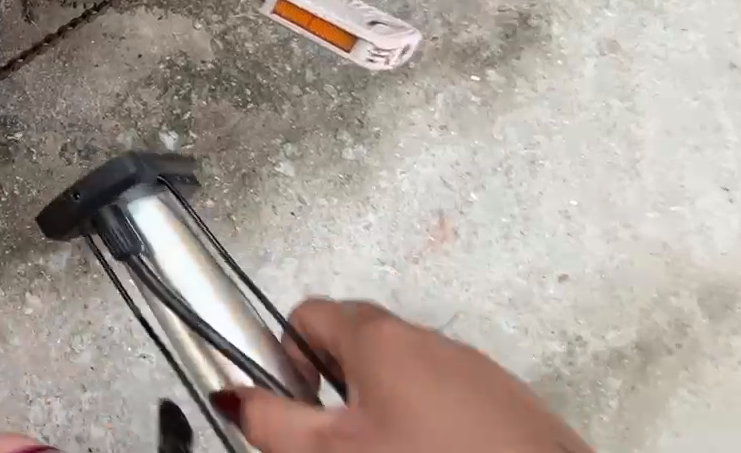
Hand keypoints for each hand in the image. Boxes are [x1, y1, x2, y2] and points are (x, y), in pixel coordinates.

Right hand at [210, 299, 594, 452]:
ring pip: (407, 375)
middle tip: (349, 442)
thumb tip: (228, 395)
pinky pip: (456, 401)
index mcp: (377, 335)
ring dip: (390, 407)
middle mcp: (426, 337)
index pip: (305, 314)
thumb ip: (270, 420)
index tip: (306, 410)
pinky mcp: (525, 411)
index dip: (290, 357)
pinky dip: (441, 426)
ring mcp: (482, 372)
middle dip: (339, 387)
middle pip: (356, 343)